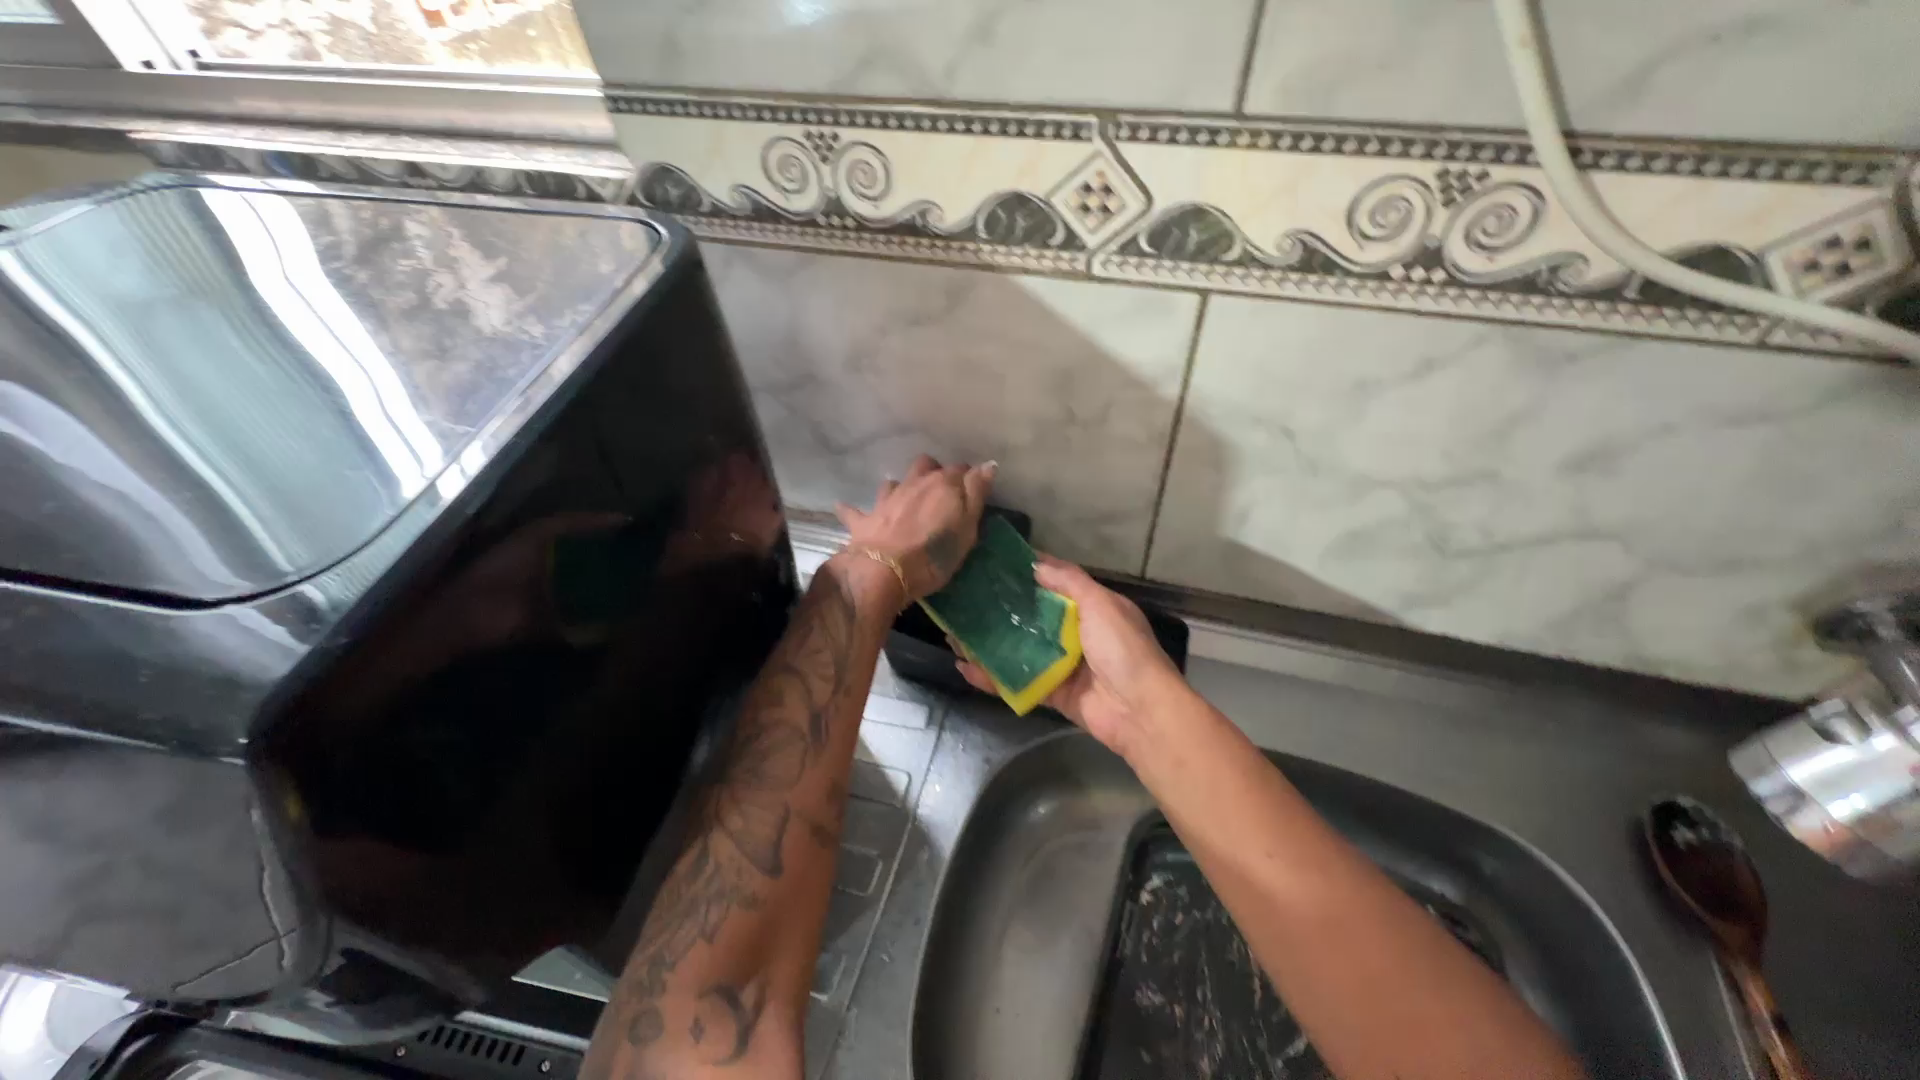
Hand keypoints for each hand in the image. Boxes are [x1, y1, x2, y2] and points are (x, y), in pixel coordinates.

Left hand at [835, 454, 994, 604]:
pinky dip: (850, 509)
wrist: (883, 571)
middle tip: (940, 491)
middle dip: (933, 472)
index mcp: (942, 484)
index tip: (972, 490)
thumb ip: (976, 494)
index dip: (968, 478)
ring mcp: (886, 499)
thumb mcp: (967, 528)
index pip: (961, 469)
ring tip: (904, 499)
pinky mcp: (864, 519)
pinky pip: (853, 510)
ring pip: (894, 482)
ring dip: (900, 487)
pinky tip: (845, 508)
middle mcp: (913, 483)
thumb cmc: (934, 554)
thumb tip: (988, 463)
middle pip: (925, 465)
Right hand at [954, 554, 1184, 753]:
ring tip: (955, 633)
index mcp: (1093, 608)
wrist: (1139, 711)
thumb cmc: (1123, 649)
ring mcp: (1062, 665)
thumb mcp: (1101, 604)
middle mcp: (1076, 633)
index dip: (1027, 574)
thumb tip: (1035, 564)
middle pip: (1032, 618)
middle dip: (1001, 610)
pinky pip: (1017, 681)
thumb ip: (1069, 582)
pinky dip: (991, 677)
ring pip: (1020, 649)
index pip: (1056, 584)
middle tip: (964, 599)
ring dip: (990, 643)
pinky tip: (965, 668)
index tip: (993, 564)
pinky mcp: (1051, 693)